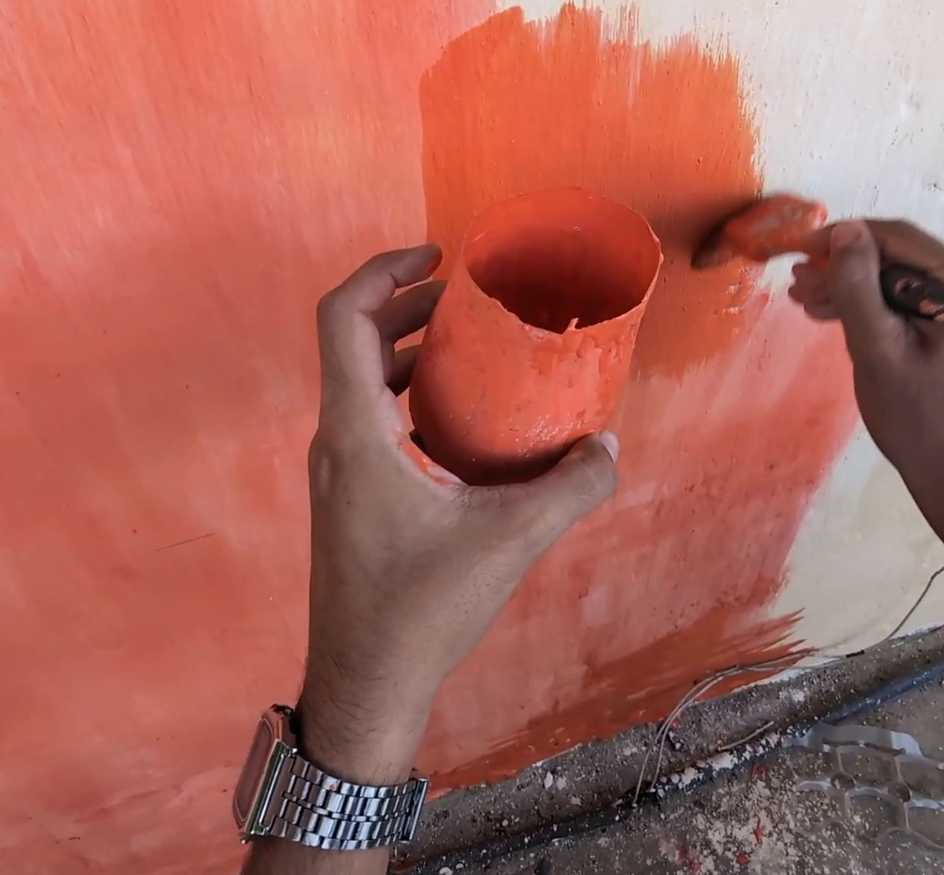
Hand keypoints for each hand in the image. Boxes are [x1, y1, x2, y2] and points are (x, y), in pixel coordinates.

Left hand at [301, 244, 620, 782]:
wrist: (365, 686)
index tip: (437, 257)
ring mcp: (338, 470)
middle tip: (466, 297)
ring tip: (467, 345)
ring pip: (362, 381)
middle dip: (407, 304)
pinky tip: (460, 419)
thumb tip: (608, 443)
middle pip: (354, 341)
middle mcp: (335, 440)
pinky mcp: (350, 495)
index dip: (384, 271)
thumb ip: (571, 486)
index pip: (344, 318)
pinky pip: (372, 417)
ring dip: (407, 349)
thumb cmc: (424, 608)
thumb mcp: (512, 540)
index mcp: (356, 432)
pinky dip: (408, 393)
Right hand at [788, 220, 943, 560]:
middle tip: (800, 285)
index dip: (847, 238)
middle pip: (908, 263)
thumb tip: (844, 230)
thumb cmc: (918, 423)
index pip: (902, 241)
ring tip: (813, 303)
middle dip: (850, 270)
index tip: (803, 250)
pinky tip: (851, 319)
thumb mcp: (877, 352)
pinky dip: (888, 310)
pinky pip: (927, 307)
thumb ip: (858, 287)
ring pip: (914, 285)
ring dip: (864, 290)